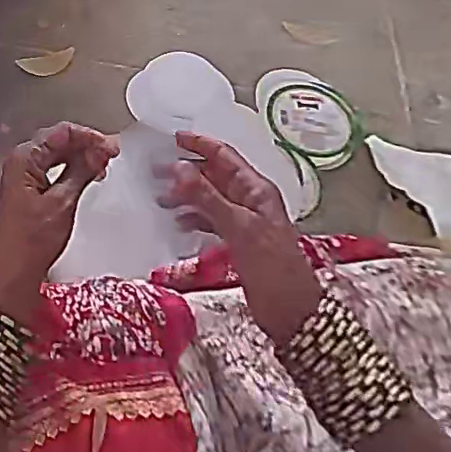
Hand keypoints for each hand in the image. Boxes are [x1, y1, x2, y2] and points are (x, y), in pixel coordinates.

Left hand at [0, 123, 118, 322]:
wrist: (15, 274)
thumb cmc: (35, 239)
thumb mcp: (63, 202)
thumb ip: (81, 171)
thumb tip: (101, 149)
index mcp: (24, 158)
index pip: (61, 133)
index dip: (89, 136)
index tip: (113, 147)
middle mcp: (21, 161)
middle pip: (59, 141)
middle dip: (87, 145)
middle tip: (113, 155)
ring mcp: (23, 175)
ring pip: (58, 155)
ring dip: (81, 157)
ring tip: (105, 165)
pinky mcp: (28, 189)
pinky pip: (54, 169)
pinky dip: (72, 170)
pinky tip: (89, 175)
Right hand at [160, 132, 322, 343]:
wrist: (293, 313)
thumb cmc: (274, 269)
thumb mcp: (240, 229)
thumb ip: (209, 198)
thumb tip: (180, 169)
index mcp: (256, 189)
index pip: (225, 156)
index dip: (201, 144)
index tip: (175, 138)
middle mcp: (250, 200)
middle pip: (215, 175)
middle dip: (187, 171)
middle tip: (157, 171)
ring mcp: (244, 221)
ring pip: (211, 197)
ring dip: (187, 195)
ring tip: (162, 198)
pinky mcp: (238, 240)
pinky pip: (212, 219)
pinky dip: (195, 218)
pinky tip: (179, 223)